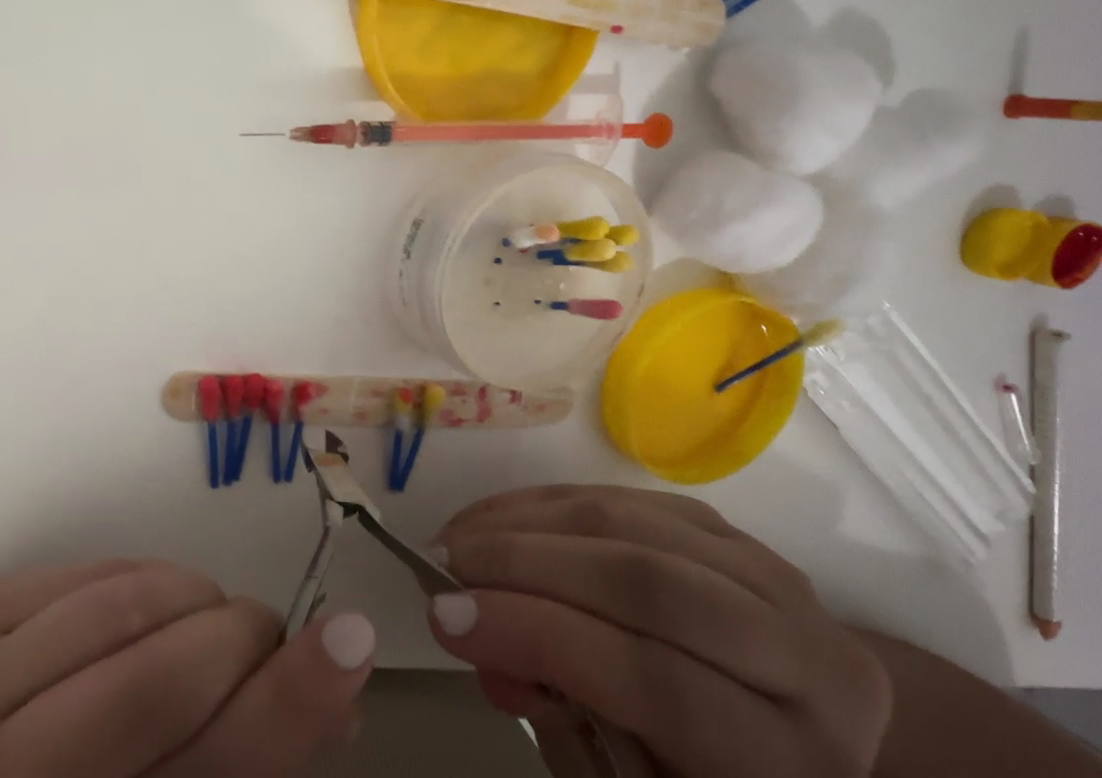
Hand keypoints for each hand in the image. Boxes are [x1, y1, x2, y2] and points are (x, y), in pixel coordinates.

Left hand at [0, 559, 375, 777]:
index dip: (289, 703)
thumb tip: (331, 691)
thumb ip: (232, 752)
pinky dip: (144, 579)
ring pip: (121, 613)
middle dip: (243, 641)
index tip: (348, 642)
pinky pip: (82, 577)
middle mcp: (18, 771)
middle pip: (161, 683)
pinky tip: (155, 601)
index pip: (209, 766)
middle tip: (267, 637)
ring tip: (212, 617)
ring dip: (197, 600)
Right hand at [423, 486, 890, 777]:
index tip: (444, 616)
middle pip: (648, 583)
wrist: (792, 736)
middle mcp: (810, 663)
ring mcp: (781, 584)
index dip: (539, 636)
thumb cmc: (695, 776)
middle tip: (440, 565)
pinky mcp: (740, 537)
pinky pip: (631, 500)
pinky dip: (551, 502)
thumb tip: (476, 634)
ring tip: (457, 538)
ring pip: (636, 524)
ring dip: (525, 521)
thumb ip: (556, 718)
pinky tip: (498, 518)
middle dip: (522, 564)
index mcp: (790, 759)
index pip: (656, 679)